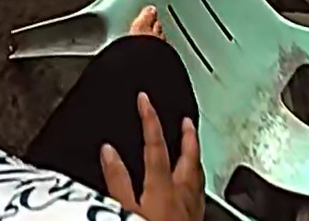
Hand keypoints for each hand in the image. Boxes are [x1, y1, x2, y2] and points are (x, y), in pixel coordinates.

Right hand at [99, 93, 202, 220]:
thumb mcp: (124, 210)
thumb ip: (117, 181)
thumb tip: (108, 150)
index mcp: (162, 187)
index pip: (156, 144)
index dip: (149, 118)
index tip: (144, 99)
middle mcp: (181, 196)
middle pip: (188, 158)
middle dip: (188, 136)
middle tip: (187, 120)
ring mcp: (192, 212)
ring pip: (198, 177)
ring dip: (196, 158)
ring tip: (194, 148)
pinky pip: (200, 197)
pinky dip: (198, 185)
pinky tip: (196, 188)